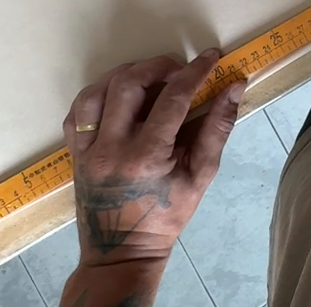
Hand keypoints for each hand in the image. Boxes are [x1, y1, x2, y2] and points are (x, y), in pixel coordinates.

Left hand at [63, 50, 242, 266]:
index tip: (212, 57)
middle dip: (159, 66)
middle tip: (180, 68)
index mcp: (145, 157)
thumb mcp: (203, 173)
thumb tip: (235, 85)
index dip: (196, 71)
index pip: (172, 97)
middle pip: (127, 84)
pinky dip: (99, 94)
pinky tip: (120, 95)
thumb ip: (218, 126)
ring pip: (96, 92)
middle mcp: (109, 150)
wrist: (121, 253)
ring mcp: (86, 152)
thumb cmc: (168, 214)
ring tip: (150, 77)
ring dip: (126, 75)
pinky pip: (77, 113)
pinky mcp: (74, 155)